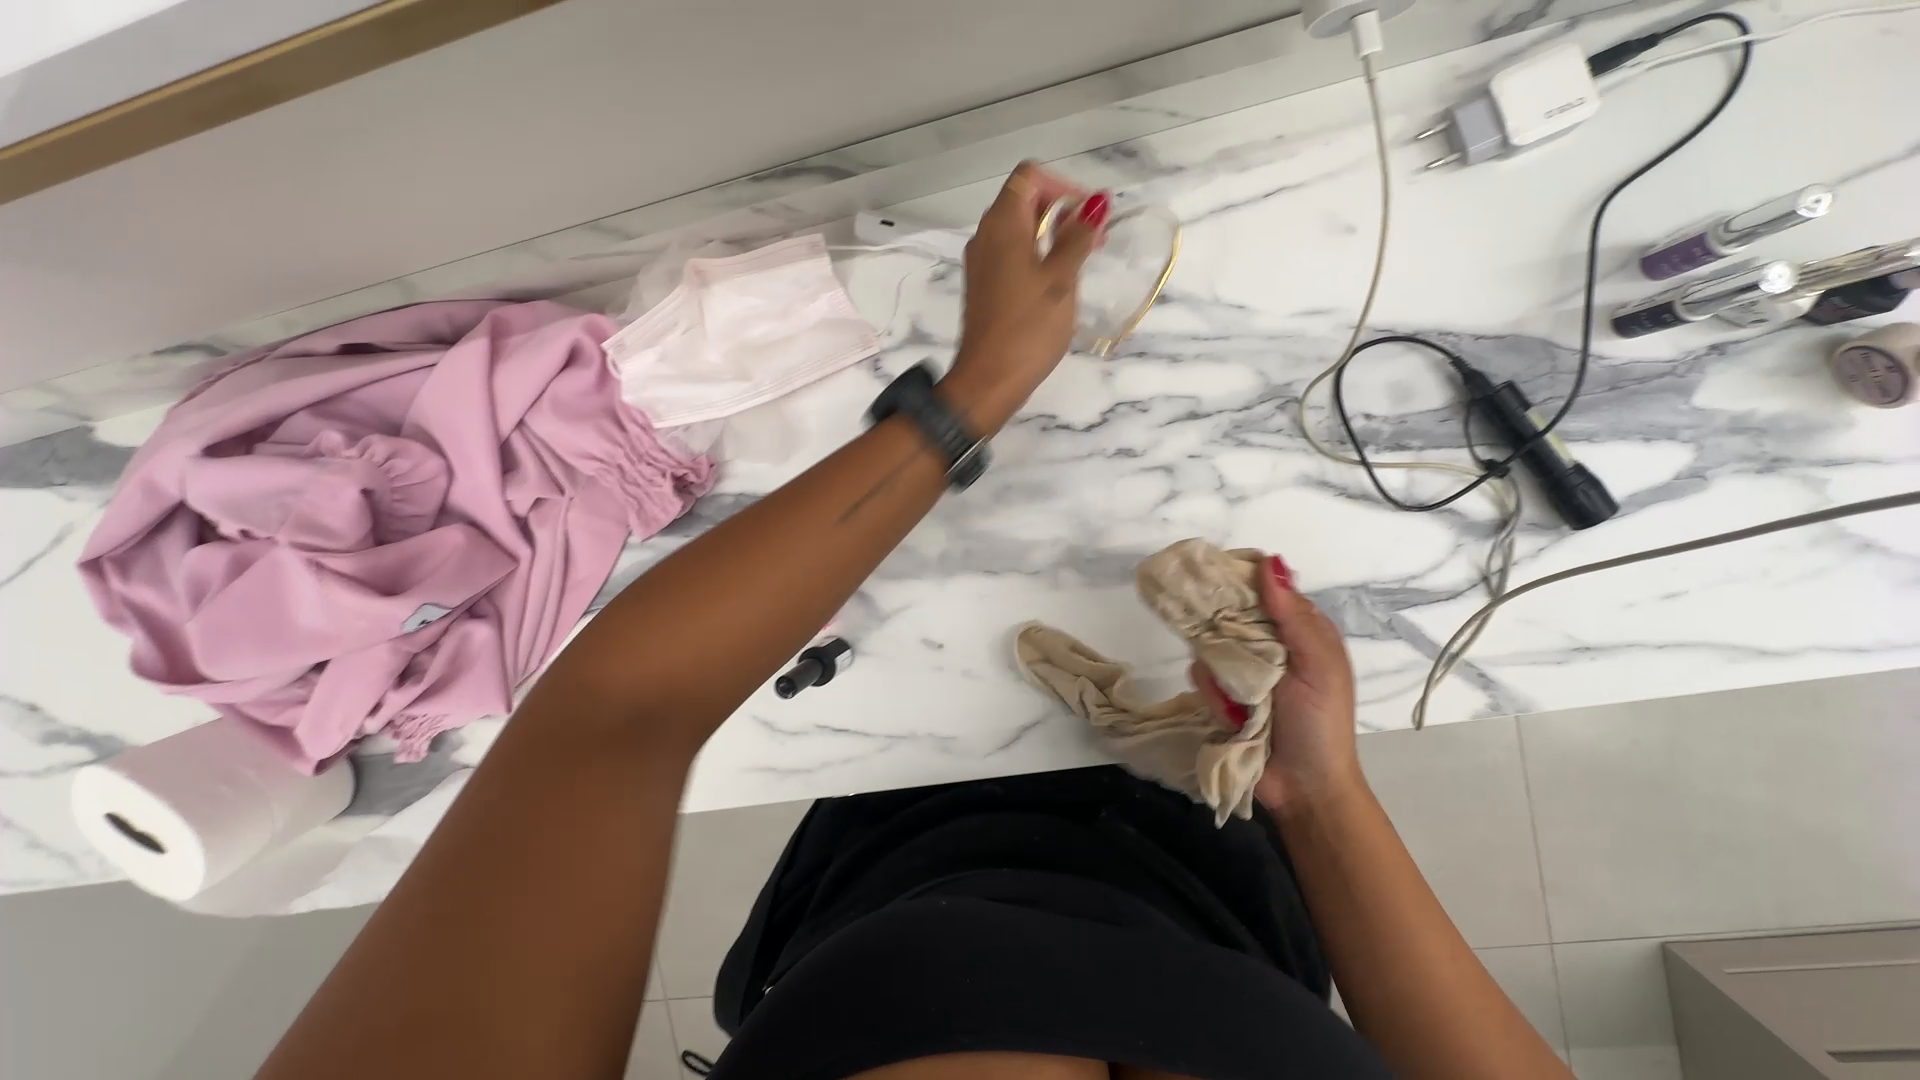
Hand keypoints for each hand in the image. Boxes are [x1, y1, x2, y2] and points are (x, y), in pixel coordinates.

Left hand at [939, 161, 1108, 428]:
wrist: (988, 381)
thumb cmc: (1028, 329)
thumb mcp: (1061, 280)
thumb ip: (1078, 237)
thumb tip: (1095, 203)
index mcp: (1002, 225)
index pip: (1029, 177)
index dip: (1064, 186)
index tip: (1090, 216)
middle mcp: (986, 236)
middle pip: (1024, 201)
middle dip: (1063, 211)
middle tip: (1095, 241)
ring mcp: (982, 263)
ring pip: (1019, 230)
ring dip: (1053, 236)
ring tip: (1083, 263)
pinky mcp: (984, 287)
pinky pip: (1012, 256)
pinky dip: (1038, 256)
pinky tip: (1058, 283)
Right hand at [1192, 555, 1366, 816]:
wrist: (1305, 789)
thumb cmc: (1321, 724)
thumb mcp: (1319, 666)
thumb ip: (1294, 617)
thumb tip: (1270, 562)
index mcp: (1299, 631)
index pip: (1263, 589)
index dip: (1240, 579)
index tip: (1215, 575)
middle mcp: (1268, 644)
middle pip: (1230, 614)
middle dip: (1222, 630)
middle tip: (1232, 650)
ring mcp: (1242, 670)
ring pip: (1210, 647)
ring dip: (1222, 674)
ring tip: (1243, 701)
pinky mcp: (1220, 696)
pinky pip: (1202, 679)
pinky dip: (1214, 697)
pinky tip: (1232, 716)